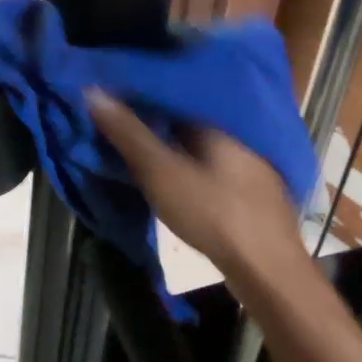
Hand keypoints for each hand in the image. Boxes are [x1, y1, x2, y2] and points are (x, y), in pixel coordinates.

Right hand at [86, 88, 302, 269]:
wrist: (269, 273)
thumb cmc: (214, 212)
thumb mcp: (161, 172)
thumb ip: (128, 133)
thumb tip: (92, 90)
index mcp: (217, 118)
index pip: (171, 89)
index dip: (140, 89)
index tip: (111, 89)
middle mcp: (237, 132)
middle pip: (185, 114)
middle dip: (155, 114)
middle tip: (118, 115)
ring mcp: (249, 162)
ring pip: (199, 139)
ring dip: (172, 139)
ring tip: (139, 139)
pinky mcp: (252, 190)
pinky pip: (211, 160)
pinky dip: (188, 159)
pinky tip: (174, 167)